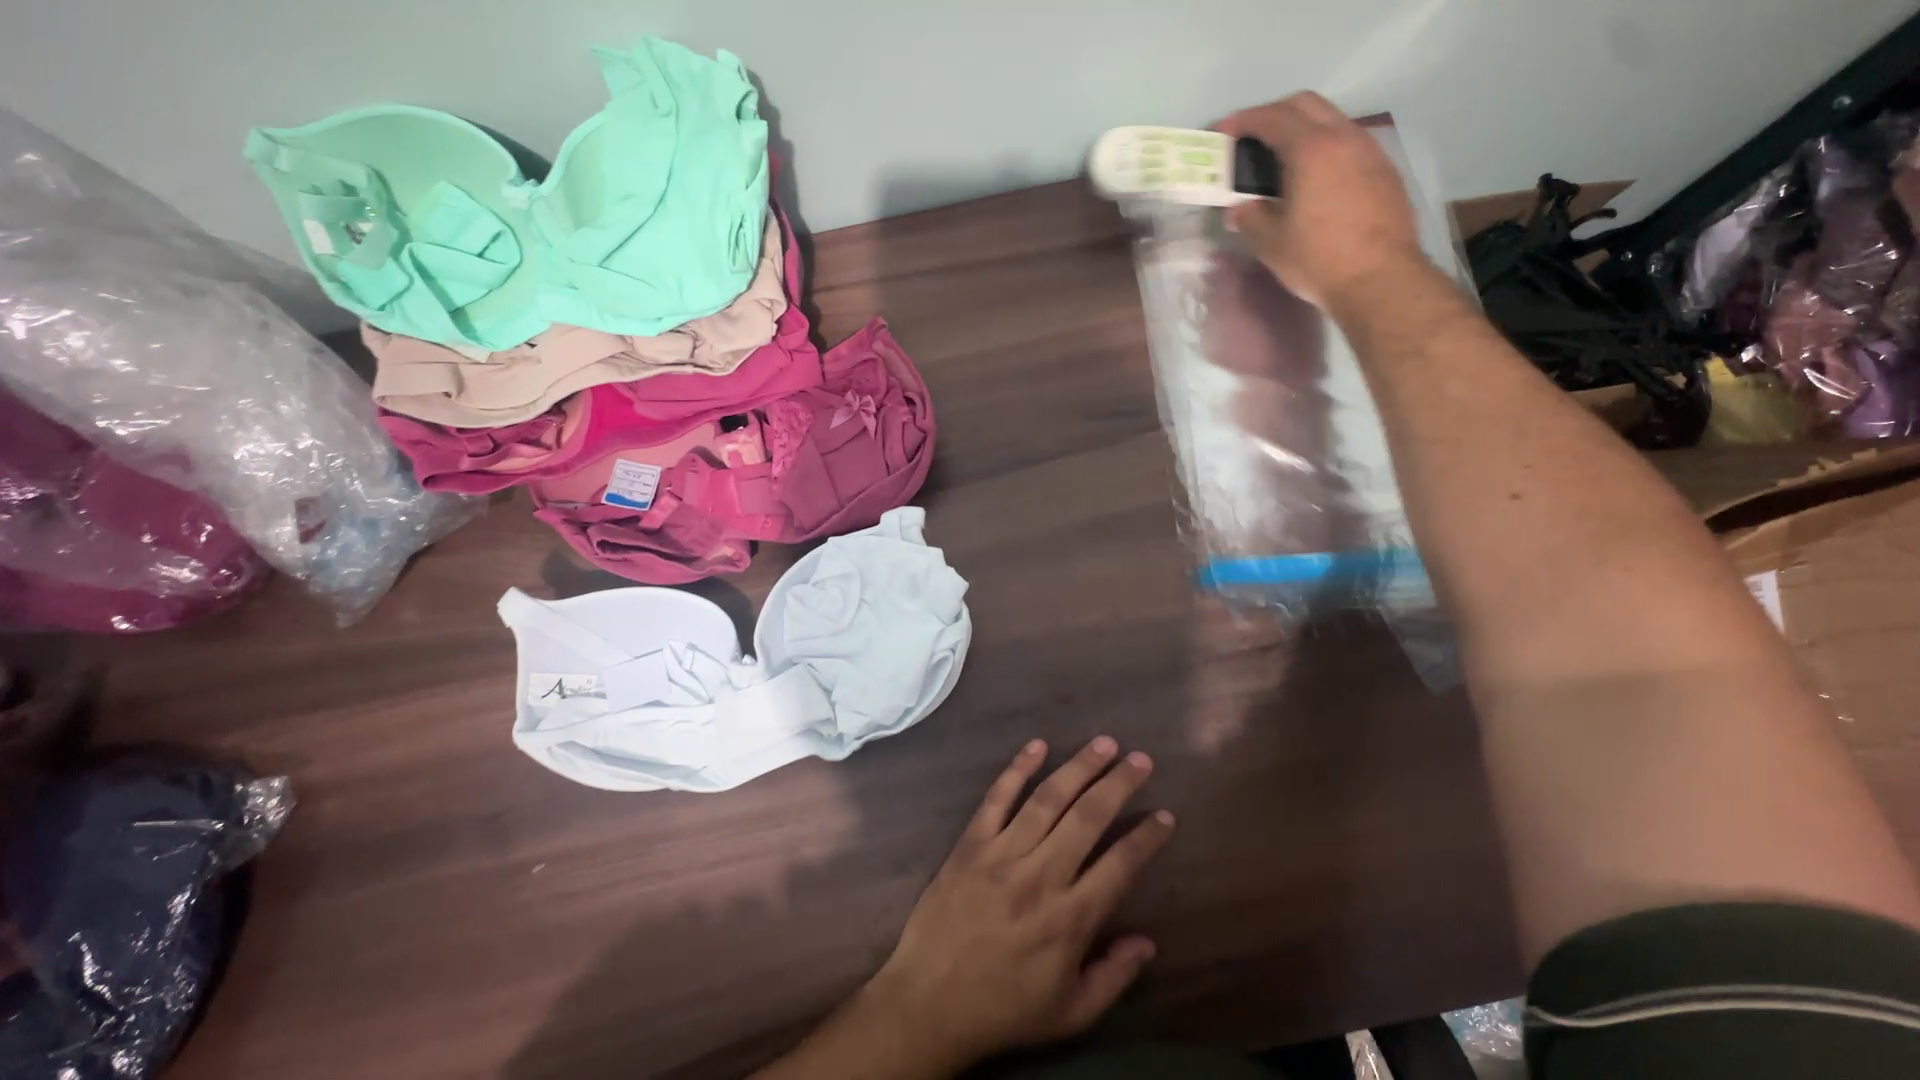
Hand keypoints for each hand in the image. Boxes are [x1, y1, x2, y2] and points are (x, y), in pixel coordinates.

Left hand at [863, 737, 1175, 1070]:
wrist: (928, 1004)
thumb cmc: (1004, 1010)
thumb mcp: (1070, 1013)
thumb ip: (1114, 977)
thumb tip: (1148, 942)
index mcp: (1071, 918)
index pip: (1121, 865)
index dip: (1147, 837)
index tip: (1166, 815)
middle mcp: (1040, 877)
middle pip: (1088, 818)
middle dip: (1119, 784)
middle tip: (1141, 759)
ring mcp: (1001, 856)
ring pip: (1047, 800)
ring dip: (1078, 767)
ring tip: (1104, 743)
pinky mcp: (969, 847)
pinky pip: (995, 800)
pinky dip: (1017, 770)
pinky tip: (1037, 746)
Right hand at [1217, 93, 1425, 308]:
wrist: (1381, 281)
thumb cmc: (1319, 260)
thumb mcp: (1272, 243)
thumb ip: (1250, 217)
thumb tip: (1238, 211)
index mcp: (1311, 149)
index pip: (1271, 118)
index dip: (1242, 121)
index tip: (1223, 132)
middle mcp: (1344, 138)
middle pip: (1305, 105)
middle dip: (1274, 114)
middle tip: (1252, 139)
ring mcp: (1370, 152)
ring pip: (1332, 121)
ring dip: (1304, 130)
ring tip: (1284, 161)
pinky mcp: (1386, 172)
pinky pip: (1350, 145)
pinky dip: (1327, 149)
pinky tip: (1317, 180)